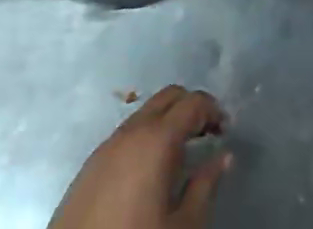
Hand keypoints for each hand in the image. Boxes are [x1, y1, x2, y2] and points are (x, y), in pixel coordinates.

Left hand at [49, 85, 231, 228]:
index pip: (193, 102)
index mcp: (157, 139)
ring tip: (180, 154)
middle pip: (168, 96)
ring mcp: (105, 147)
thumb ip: (206, 184)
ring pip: (144, 114)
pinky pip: (124, 136)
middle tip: (206, 134)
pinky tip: (148, 171)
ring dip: (167, 122)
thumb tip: (224, 157)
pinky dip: (145, 138)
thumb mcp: (184, 224)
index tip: (225, 132)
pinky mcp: (88, 167)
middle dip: (191, 107)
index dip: (214, 110)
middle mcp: (130, 133)